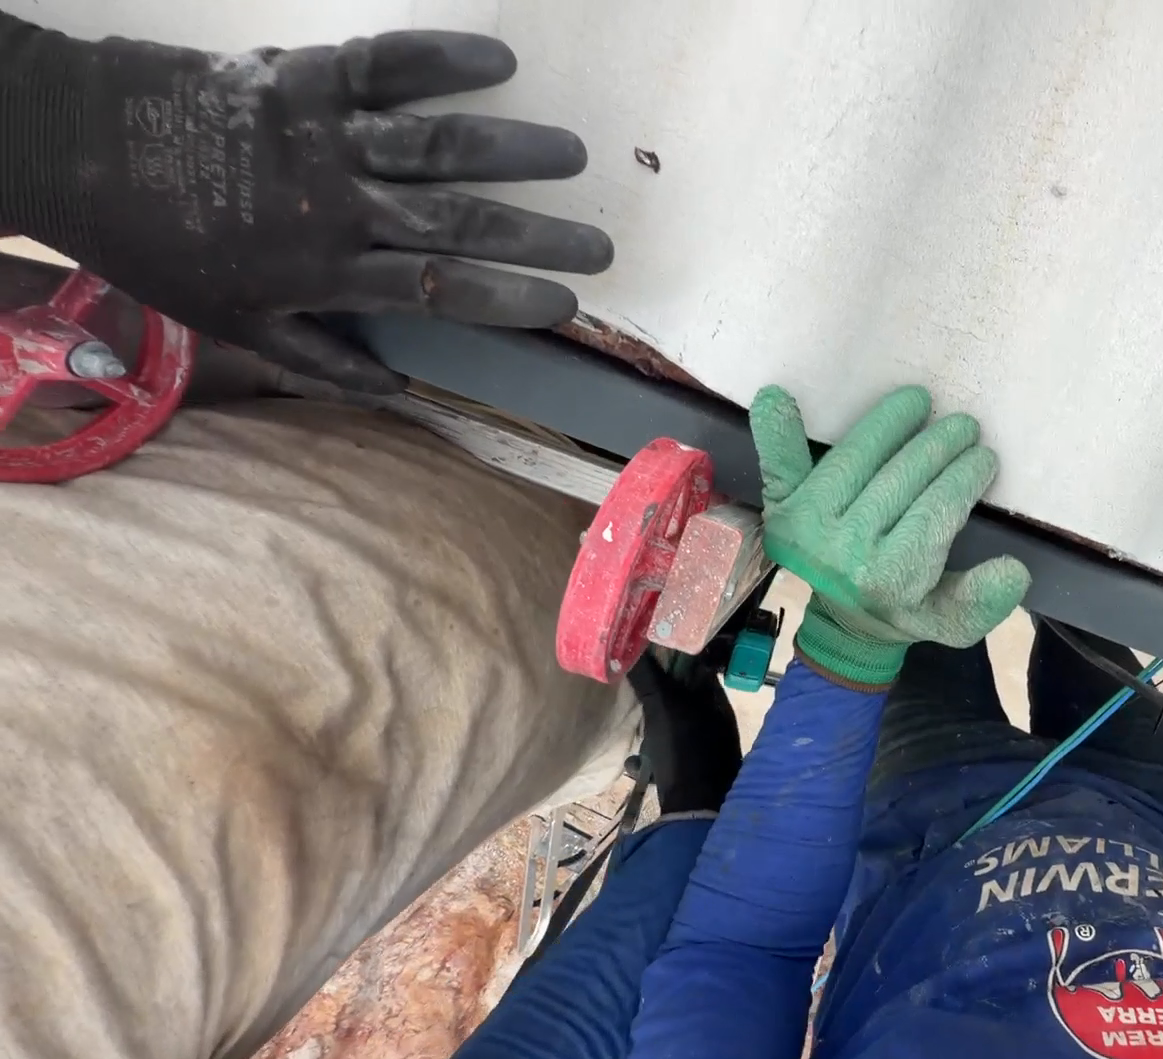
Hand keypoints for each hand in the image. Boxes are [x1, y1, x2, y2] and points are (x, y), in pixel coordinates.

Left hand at [20, 27, 612, 391]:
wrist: (52, 138)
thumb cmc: (155, 245)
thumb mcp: (235, 325)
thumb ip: (322, 360)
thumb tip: (400, 387)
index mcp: (327, 270)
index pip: (440, 290)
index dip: (509, 297)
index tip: (567, 303)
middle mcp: (338, 206)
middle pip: (457, 222)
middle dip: (538, 237)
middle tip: (601, 246)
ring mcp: (321, 136)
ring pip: (434, 146)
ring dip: (512, 151)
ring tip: (575, 156)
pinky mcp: (298, 78)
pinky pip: (379, 67)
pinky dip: (440, 61)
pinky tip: (501, 62)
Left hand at [748, 385, 1030, 688]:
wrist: (847, 623)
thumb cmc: (908, 610)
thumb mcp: (952, 621)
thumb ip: (982, 600)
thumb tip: (1013, 569)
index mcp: (887, 579)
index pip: (935, 511)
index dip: (964, 477)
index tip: (983, 457)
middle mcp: (840, 552)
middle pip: (899, 478)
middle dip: (939, 445)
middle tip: (965, 426)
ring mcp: (806, 526)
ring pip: (855, 457)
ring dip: (890, 421)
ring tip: (918, 401)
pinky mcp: (782, 509)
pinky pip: (779, 463)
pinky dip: (777, 430)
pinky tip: (779, 398)